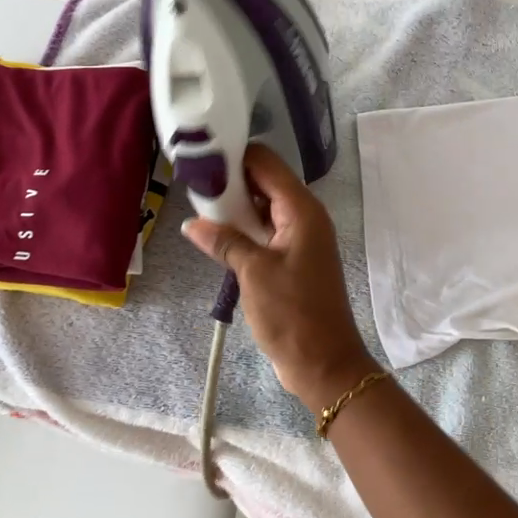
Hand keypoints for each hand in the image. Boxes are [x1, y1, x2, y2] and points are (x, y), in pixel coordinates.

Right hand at [183, 145, 378, 413]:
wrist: (324, 362)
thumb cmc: (293, 313)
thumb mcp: (253, 272)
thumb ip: (224, 241)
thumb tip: (192, 223)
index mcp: (302, 209)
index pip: (267, 162)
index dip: (235, 155)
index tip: (202, 157)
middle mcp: (304, 216)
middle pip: (265, 181)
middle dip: (231, 180)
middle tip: (193, 183)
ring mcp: (300, 238)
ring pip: (263, 206)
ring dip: (235, 206)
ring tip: (198, 205)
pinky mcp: (293, 258)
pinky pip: (266, 230)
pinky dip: (243, 228)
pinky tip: (216, 234)